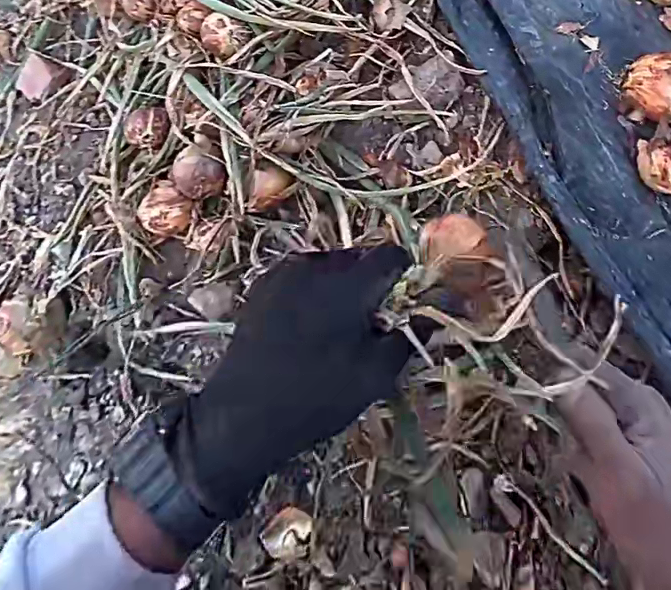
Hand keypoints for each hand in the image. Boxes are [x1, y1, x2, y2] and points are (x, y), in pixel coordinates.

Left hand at [173, 247, 413, 517]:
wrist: (239, 416)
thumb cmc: (316, 396)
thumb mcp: (374, 375)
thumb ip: (408, 337)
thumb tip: (431, 316)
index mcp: (351, 281)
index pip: (392, 254)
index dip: (405, 272)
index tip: (406, 296)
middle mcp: (319, 264)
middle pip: (361, 257)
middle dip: (373, 280)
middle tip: (373, 318)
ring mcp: (287, 271)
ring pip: (332, 264)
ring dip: (344, 284)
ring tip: (339, 324)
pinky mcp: (264, 283)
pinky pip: (304, 274)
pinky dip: (315, 289)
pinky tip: (309, 323)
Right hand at [557, 365, 670, 589]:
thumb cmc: (663, 532)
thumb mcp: (620, 474)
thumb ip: (590, 420)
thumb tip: (557, 372)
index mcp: (639, 399)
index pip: (584, 364)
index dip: (555, 378)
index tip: (530, 398)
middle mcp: (640, 408)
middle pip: (584, 395)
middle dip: (567, 424)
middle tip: (571, 461)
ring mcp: (639, 435)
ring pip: (586, 425)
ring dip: (577, 453)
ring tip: (589, 484)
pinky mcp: (635, 461)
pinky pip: (598, 450)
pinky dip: (589, 469)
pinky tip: (596, 494)